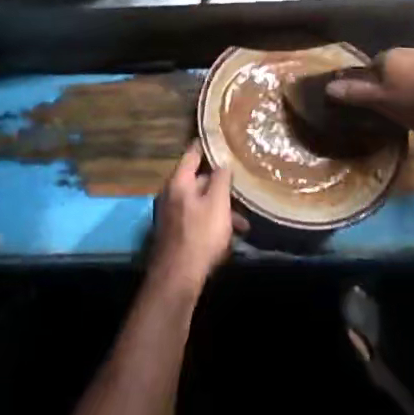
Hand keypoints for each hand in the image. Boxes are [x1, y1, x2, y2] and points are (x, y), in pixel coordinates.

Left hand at [149, 142, 242, 292]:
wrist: (178, 276)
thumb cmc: (200, 235)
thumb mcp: (218, 204)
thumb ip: (221, 180)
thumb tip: (222, 162)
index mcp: (178, 182)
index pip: (191, 154)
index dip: (205, 146)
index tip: (218, 138)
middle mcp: (170, 194)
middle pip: (197, 180)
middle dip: (220, 184)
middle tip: (241, 186)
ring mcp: (170, 213)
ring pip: (199, 202)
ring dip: (220, 208)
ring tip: (243, 223)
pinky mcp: (174, 232)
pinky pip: (196, 218)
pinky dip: (212, 221)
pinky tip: (229, 236)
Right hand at [326, 49, 413, 150]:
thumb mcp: (381, 100)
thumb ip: (354, 94)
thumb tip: (327, 86)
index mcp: (389, 56)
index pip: (372, 72)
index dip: (373, 93)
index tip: (378, 111)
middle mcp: (413, 53)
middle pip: (400, 83)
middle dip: (404, 105)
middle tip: (408, 125)